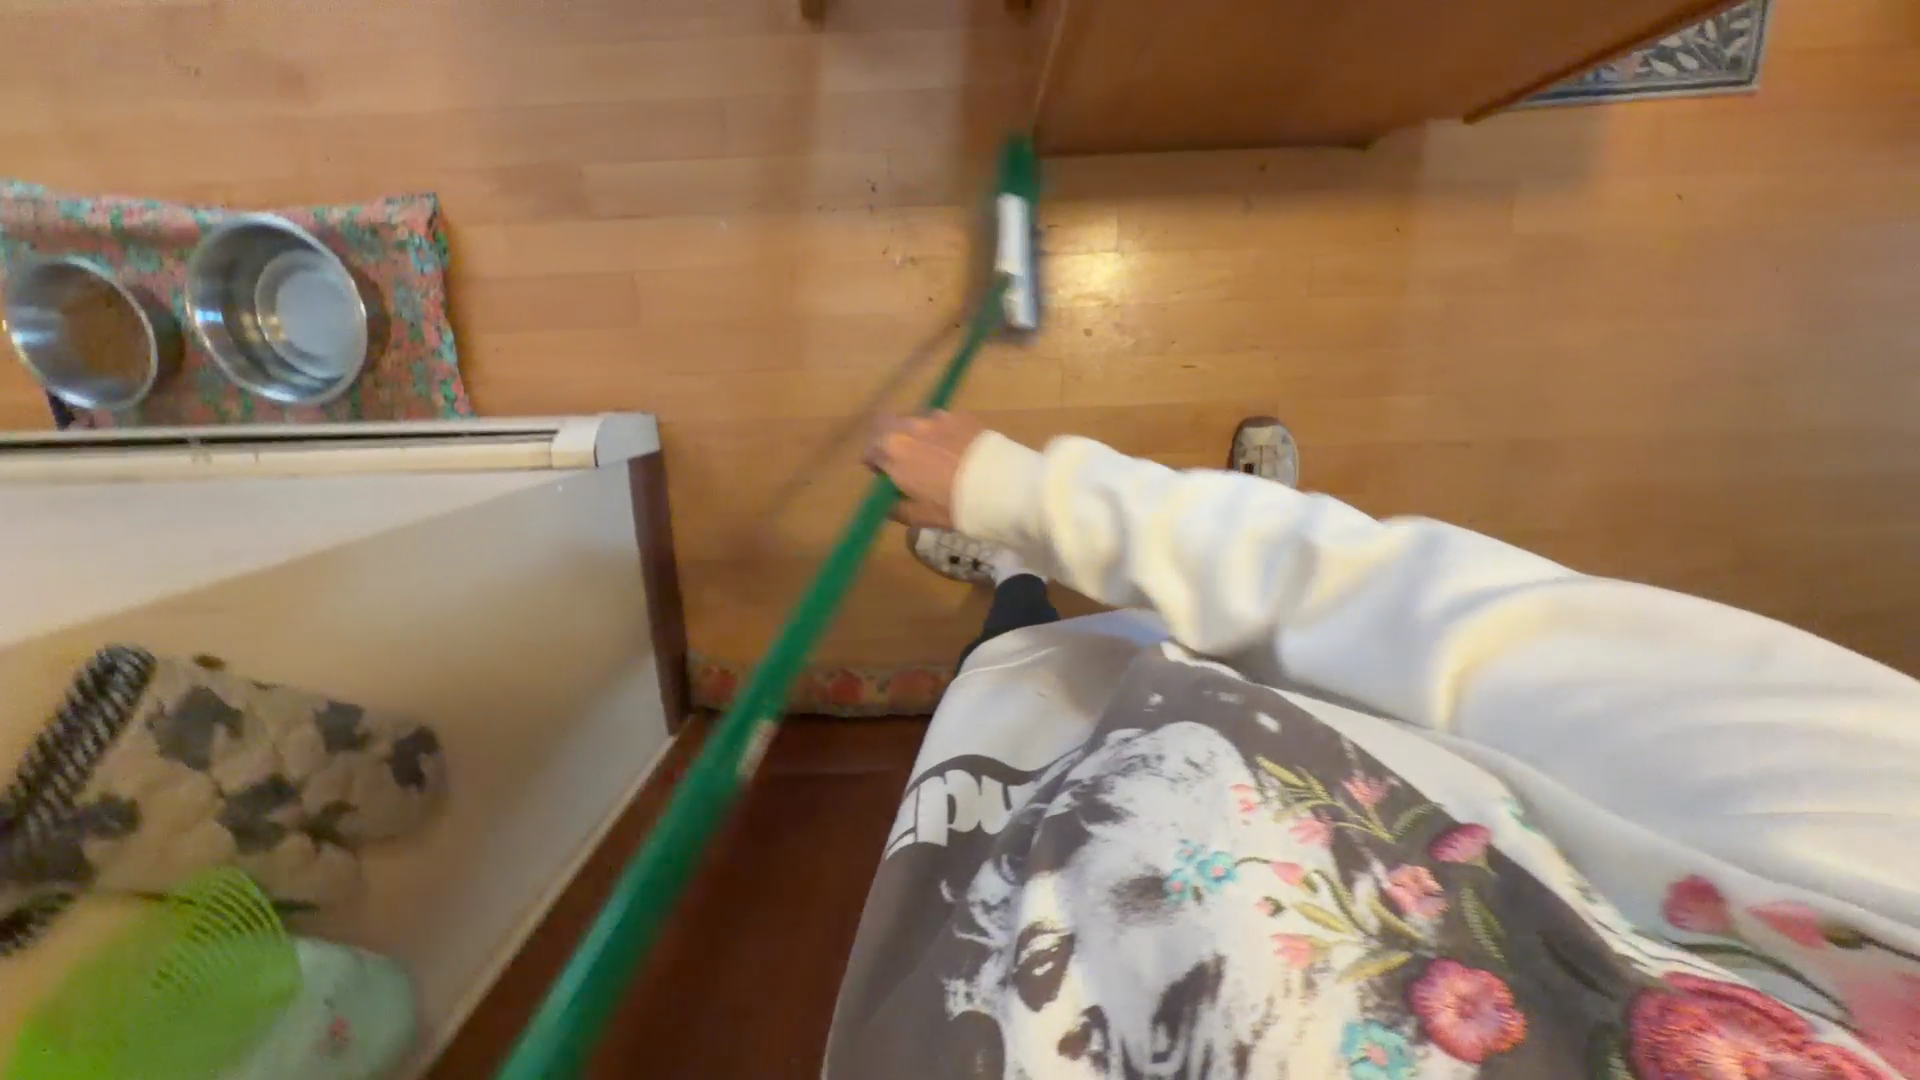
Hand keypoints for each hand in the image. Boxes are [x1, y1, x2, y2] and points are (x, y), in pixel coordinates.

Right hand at [864, 411, 986, 527]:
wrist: (1002, 487)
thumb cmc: (954, 506)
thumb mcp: (920, 516)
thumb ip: (896, 508)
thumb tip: (888, 502)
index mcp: (893, 451)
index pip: (870, 451)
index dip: (874, 464)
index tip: (882, 475)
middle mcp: (910, 427)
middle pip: (888, 426)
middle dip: (888, 441)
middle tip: (901, 460)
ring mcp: (937, 418)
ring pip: (915, 421)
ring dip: (914, 434)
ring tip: (930, 453)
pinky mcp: (962, 416)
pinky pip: (941, 421)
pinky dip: (939, 432)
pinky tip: (954, 449)